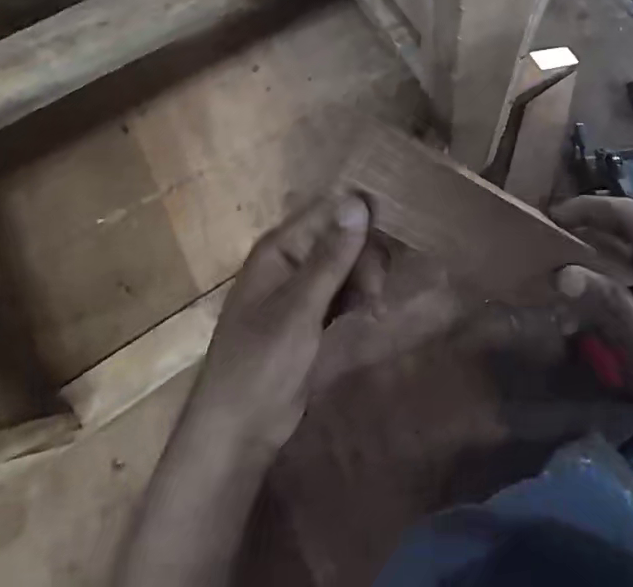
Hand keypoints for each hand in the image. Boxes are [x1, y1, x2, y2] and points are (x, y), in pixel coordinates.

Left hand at [192, 195, 369, 451]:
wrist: (237, 431)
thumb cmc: (260, 365)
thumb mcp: (299, 310)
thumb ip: (331, 257)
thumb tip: (358, 201)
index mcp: (279, 248)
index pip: (329, 209)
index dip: (362, 215)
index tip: (394, 235)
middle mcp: (290, 258)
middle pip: (343, 234)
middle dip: (367, 256)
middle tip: (377, 289)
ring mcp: (300, 286)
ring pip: (348, 261)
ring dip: (367, 278)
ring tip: (374, 307)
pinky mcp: (311, 311)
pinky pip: (344, 286)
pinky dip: (359, 295)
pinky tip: (370, 314)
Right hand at [552, 196, 632, 439]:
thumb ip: (609, 303)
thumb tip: (561, 274)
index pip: (629, 214)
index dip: (586, 210)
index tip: (548, 216)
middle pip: (628, 230)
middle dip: (586, 236)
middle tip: (544, 246)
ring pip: (630, 253)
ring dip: (597, 262)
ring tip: (558, 271)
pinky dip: (613, 284)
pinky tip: (588, 300)